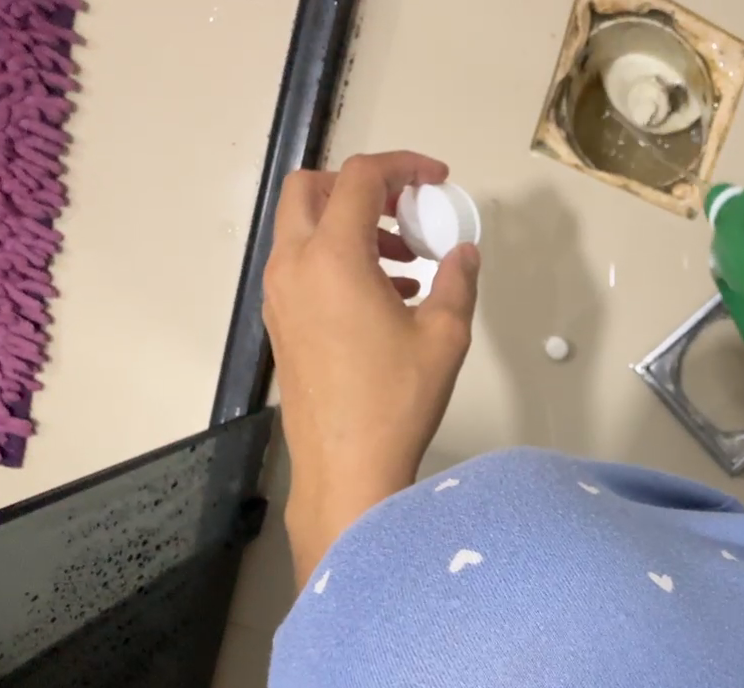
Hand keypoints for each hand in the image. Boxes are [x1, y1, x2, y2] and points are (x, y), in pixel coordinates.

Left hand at [264, 151, 480, 581]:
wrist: (348, 464)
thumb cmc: (398, 399)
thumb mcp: (445, 337)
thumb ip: (458, 282)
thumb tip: (464, 253)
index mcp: (333, 256)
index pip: (359, 178)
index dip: (402, 166)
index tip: (437, 179)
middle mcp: (294, 264)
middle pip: (312, 189)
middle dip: (362, 188)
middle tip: (408, 214)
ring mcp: (280, 294)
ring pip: (303, 229)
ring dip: (350, 227)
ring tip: (407, 265)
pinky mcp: (281, 323)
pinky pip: (303, 266)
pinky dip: (337, 260)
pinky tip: (382, 300)